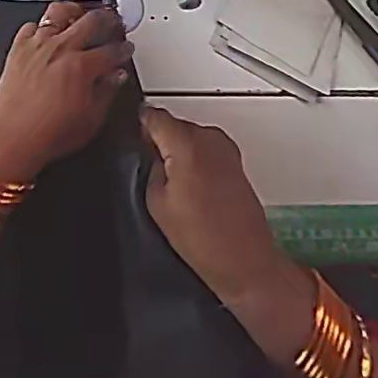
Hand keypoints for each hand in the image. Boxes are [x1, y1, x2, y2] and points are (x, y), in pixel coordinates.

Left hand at [0, 1, 132, 180]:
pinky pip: (32, 25)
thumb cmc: (47, 134)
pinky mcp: (18, 48)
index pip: (112, 50)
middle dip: (107, 18)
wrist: (12, 138)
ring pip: (59, 11)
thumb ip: (107, 92)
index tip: (125, 48)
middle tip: (112, 20)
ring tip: (81, 13)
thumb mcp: (91, 120)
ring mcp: (38, 45)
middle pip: (91, 20)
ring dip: (74, 10)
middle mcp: (60, 49)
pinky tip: (47, 31)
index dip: (123, 48)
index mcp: (82, 66)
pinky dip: (42, 26)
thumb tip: (115, 78)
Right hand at [142, 105, 311, 360]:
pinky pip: (205, 146)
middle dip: (160, 139)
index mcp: (186, 144)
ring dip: (179, 149)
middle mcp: (209, 138)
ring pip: (190, 135)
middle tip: (150, 165)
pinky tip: (191, 186)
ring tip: (173, 182)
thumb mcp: (156, 202)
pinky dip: (195, 158)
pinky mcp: (235, 159)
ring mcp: (226, 147)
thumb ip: (149, 166)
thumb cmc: (204, 240)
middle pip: (173, 123)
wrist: (244, 261)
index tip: (133, 132)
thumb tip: (150, 151)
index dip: (139, 124)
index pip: (154, 115)